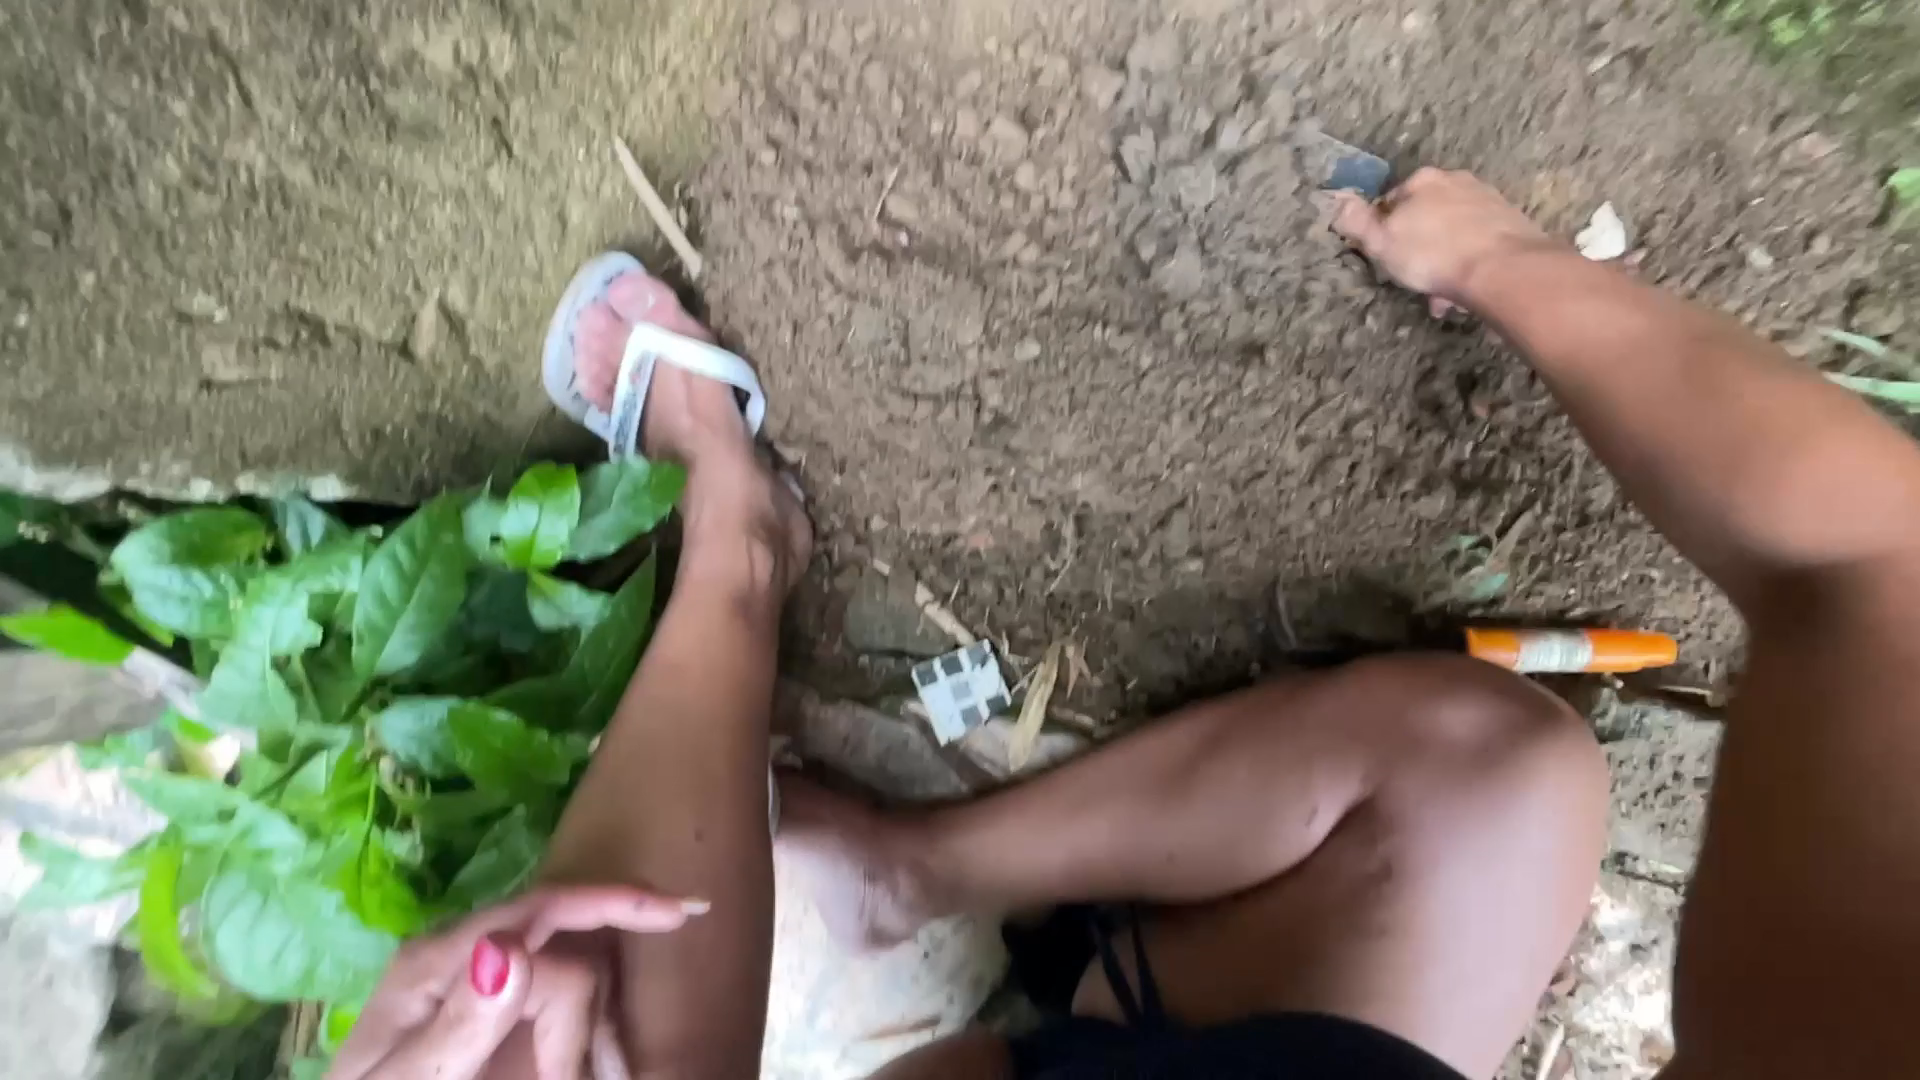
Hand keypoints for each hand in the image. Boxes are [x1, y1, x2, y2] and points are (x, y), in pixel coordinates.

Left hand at [328, 884, 706, 1079]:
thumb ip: (457, 1027)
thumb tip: (514, 943)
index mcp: (441, 960)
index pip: (548, 906)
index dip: (620, 899)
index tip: (683, 914)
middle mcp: (474, 957)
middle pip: (572, 957)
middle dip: (584, 1026)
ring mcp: (495, 986)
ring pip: (585, 985)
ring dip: (597, 1039)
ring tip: (608, 1079)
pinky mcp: (511, 1016)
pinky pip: (578, 1012)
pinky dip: (599, 1044)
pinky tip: (615, 1071)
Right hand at [1331, 167, 1556, 314]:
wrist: (1500, 267)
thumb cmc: (1431, 255)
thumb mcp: (1380, 242)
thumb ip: (1355, 221)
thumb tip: (1336, 200)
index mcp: (1421, 181)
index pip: (1390, 203)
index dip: (1383, 233)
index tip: (1385, 259)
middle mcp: (1455, 179)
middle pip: (1423, 217)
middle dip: (1416, 247)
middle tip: (1413, 278)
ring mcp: (1485, 197)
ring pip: (1449, 232)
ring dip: (1440, 259)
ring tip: (1439, 292)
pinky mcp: (1508, 218)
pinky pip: (1474, 241)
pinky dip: (1464, 261)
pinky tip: (1460, 289)